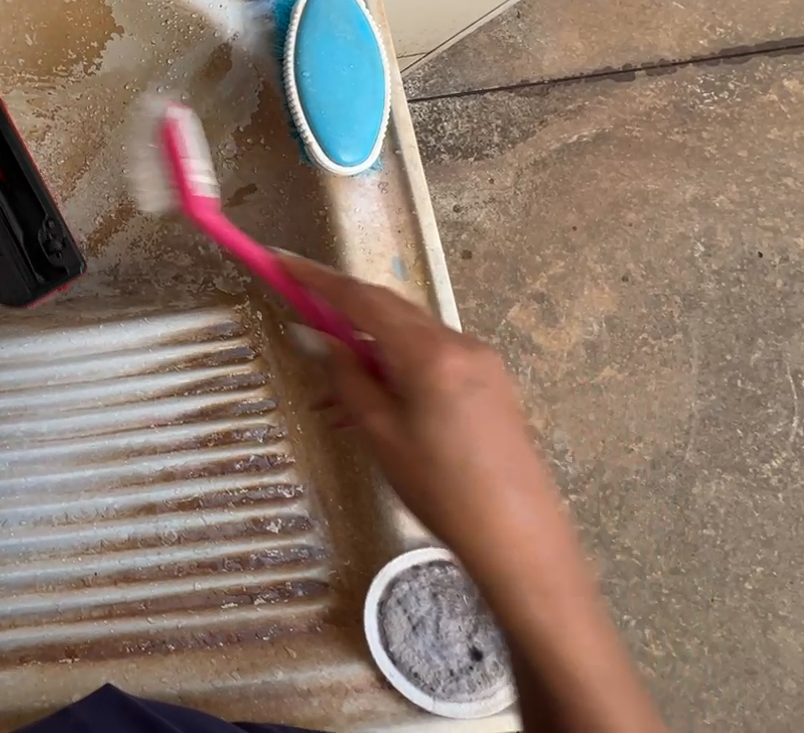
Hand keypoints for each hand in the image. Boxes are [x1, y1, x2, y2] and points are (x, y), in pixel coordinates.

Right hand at [282, 255, 566, 582]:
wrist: (521, 543)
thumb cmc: (441, 490)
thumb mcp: (378, 432)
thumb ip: (346, 375)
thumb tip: (317, 337)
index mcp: (429, 354)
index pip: (361, 300)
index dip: (318, 278)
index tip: (282, 260)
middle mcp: (460, 344)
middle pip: (388, 307)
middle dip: (342, 304)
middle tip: (301, 307)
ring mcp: (481, 361)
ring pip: (408, 330)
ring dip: (367, 338)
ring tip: (336, 377)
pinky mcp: (490, 382)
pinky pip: (430, 352)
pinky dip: (395, 358)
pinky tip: (375, 393)